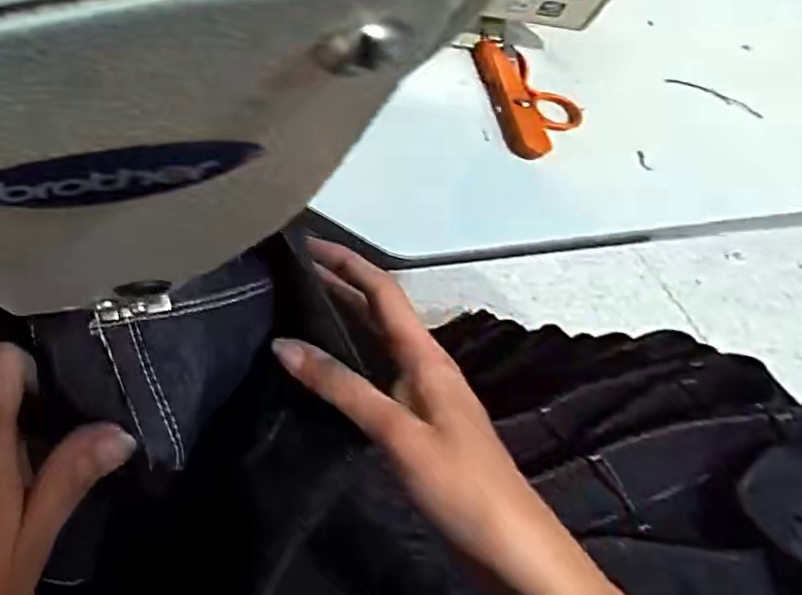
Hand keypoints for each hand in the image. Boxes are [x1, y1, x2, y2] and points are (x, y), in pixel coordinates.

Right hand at [272, 238, 619, 594]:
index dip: (346, 261)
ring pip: (376, 339)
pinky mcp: (419, 422)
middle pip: (378, 309)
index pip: (382, 290)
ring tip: (300, 307)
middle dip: (339, 282)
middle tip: (292, 271)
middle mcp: (425, 366)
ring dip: (342, 316)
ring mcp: (424, 394)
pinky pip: (376, 370)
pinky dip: (348, 354)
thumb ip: (340, 386)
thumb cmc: (464, 486)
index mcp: (426, 356)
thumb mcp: (397, 432)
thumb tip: (282, 344)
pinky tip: (327, 367)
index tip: (306, 243)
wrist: (519, 558)